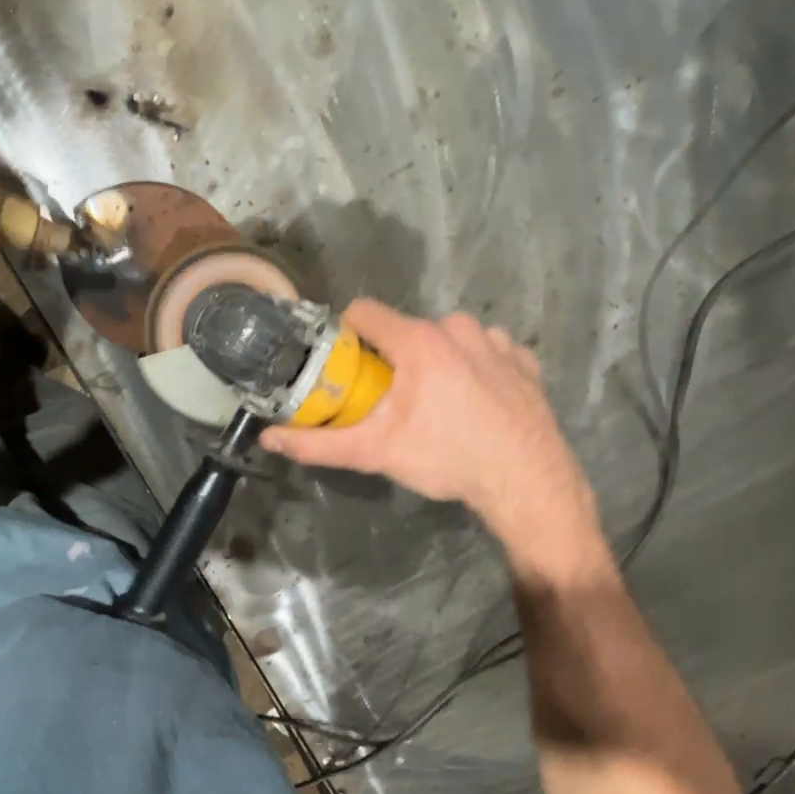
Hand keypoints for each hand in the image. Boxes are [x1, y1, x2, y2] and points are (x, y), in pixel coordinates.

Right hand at [261, 301, 604, 575]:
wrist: (526, 481)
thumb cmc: (446, 460)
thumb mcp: (374, 453)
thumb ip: (317, 443)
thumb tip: (268, 438)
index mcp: (418, 341)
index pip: (364, 312)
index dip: (345, 333)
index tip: (344, 363)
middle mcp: (457, 328)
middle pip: (406, 331)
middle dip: (393, 360)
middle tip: (391, 401)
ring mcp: (496, 340)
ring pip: (447, 340)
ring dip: (434, 363)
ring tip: (437, 408)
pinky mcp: (524, 358)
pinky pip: (484, 352)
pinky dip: (472, 370)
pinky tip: (474, 405)